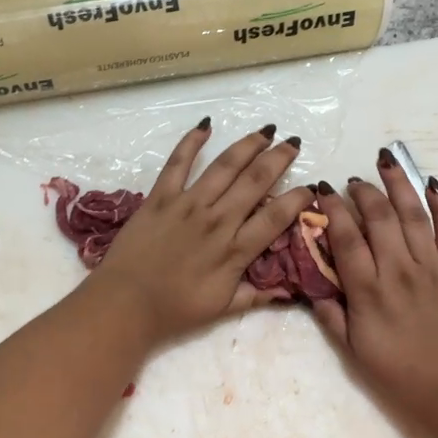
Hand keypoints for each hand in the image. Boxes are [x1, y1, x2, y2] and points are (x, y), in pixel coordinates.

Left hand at [88, 119, 314, 341]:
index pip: (277, 216)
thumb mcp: (223, 309)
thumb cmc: (175, 311)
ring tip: (265, 131)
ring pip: (225, 166)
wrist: (126, 304)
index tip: (311, 188)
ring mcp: (188, 205)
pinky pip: (178, 163)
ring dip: (248, 145)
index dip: (299, 199)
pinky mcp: (160, 197)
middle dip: (279, 158)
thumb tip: (289, 293)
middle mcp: (217, 220)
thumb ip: (257, 296)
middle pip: (256, 181)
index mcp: (236, 250)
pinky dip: (191, 141)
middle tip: (293, 143)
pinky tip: (205, 126)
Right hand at [310, 150, 437, 424]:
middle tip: (352, 181)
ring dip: (398, 185)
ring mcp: (431, 268)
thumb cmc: (397, 373)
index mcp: (368, 291)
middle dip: (363, 192)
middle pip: (379, 217)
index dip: (332, 209)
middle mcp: (399, 271)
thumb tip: (313, 287)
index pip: (346, 238)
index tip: (322, 191)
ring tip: (386, 161)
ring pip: (413, 215)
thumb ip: (330, 315)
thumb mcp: (351, 350)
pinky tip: (432, 185)